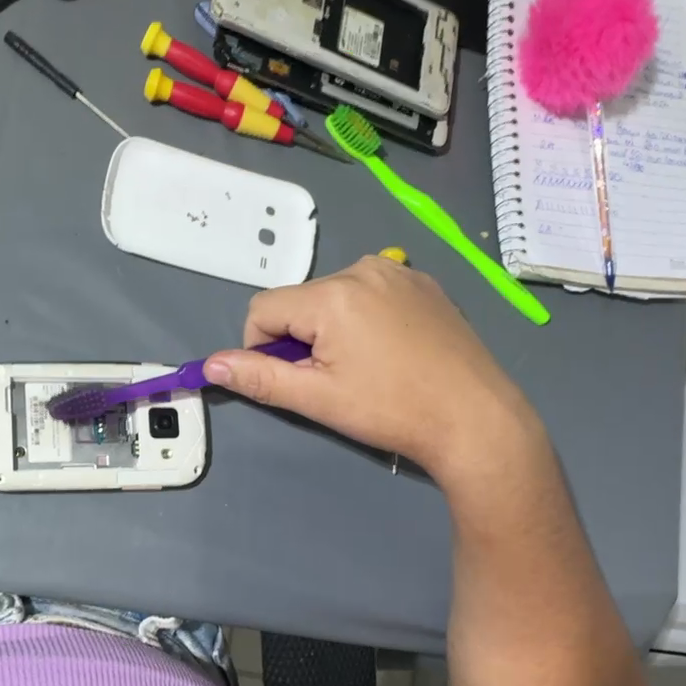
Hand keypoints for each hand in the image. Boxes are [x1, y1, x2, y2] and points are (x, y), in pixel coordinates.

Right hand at [203, 255, 546, 491]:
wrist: (475, 417)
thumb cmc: (391, 410)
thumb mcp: (318, 399)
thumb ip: (260, 378)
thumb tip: (210, 364)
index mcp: (331, 295)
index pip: (262, 310)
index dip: (263, 349)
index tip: (294, 380)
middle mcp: (362, 268)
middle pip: (300, 302)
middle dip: (302, 339)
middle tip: (336, 380)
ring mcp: (398, 271)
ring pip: (335, 297)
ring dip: (333, 329)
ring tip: (368, 367)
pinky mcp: (423, 282)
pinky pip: (371, 293)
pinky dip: (366, 318)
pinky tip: (393, 351)